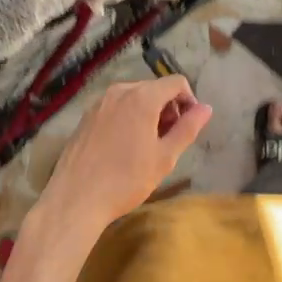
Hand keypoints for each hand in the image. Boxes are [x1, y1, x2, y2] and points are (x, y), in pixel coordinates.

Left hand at [31, 75, 211, 241]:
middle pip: (154, 88)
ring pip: (134, 97)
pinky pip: (116, 106)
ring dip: (148, 113)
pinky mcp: (86, 115)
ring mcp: (99, 102)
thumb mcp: (164, 157)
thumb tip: (206, 108)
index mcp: (142, 97)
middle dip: (168, 108)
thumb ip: (188, 128)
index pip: (176, 82)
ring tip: (146, 146)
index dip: (189, 101)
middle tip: (168, 140)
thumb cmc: (126, 180)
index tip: (187, 127)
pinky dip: (128, 117)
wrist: (76, 199)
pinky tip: (123, 147)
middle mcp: (119, 90)